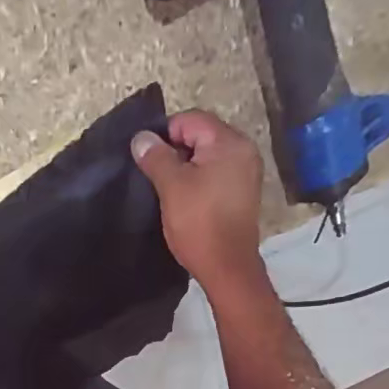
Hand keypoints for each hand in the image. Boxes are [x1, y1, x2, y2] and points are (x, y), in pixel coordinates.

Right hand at [131, 110, 265, 292]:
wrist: (228, 269)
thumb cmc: (200, 224)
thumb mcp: (171, 186)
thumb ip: (155, 156)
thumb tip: (142, 138)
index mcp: (230, 143)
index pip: (190, 120)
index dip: (165, 134)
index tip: (149, 158)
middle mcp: (244, 152)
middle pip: (201, 136)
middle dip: (176, 151)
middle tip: (156, 174)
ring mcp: (247, 175)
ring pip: (208, 158)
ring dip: (186, 168)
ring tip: (169, 189)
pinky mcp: (243, 195)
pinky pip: (217, 175)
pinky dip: (200, 181)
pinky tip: (186, 199)